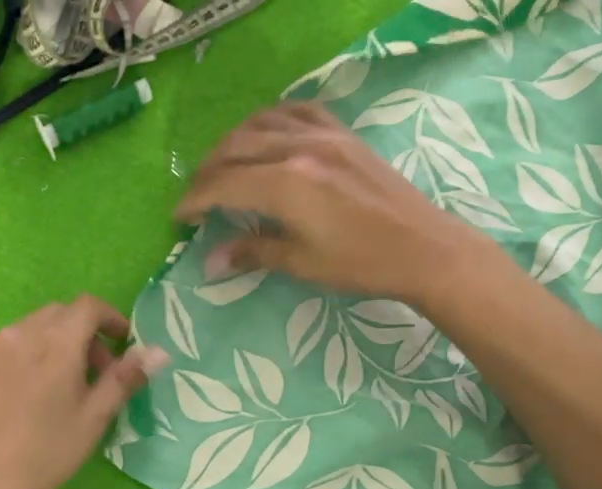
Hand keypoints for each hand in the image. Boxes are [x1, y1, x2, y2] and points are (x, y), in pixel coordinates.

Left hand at [0, 295, 168, 488]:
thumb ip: (124, 378)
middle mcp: (18, 335)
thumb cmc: (47, 454)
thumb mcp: (94, 418)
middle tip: (93, 373)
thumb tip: (157, 352)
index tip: (121, 343)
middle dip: (81, 334)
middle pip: (56, 315)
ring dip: (48, 348)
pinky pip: (0, 355)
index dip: (110, 318)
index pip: (88, 306)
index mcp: (55, 342)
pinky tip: (20, 403)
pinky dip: (19, 365)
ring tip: (55, 389)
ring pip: (26, 333)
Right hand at [177, 104, 484, 305]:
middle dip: (207, 172)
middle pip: (235, 149)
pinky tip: (265, 134)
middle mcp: (298, 148)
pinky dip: (271, 120)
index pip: (223, 184)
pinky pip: (296, 112)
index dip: (195, 200)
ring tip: (222, 167)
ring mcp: (323, 135)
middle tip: (195, 198)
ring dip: (232, 143)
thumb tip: (209, 262)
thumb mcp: (301, 263)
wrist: (421, 247)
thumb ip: (253, 252)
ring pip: (261, 124)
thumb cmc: (359, 264)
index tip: (179, 218)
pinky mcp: (343, 134)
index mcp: (285, 183)